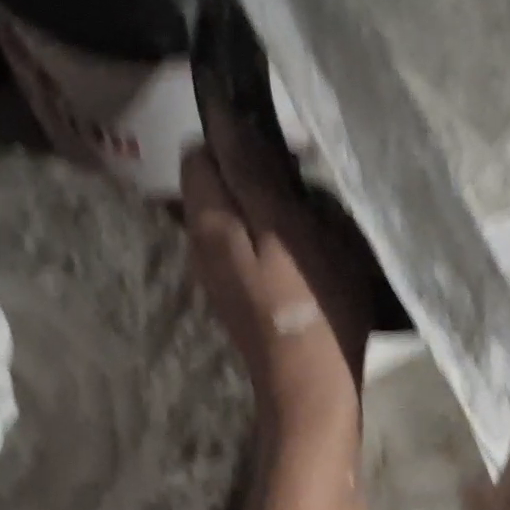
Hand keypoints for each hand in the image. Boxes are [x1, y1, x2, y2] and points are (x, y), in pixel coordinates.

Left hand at [182, 137, 369, 437]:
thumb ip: (251, 175)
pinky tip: (299, 246)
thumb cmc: (310, 303)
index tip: (280, 139)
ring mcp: (216, 272)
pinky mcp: (237, 293)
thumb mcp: (287, 228)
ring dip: (261, 200)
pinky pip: (243, 242)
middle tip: (302, 175)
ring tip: (307, 208)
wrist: (310, 385)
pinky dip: (265, 230)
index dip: (235, 135)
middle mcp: (199, 243)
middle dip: (250, 167)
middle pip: (213, 183)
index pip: (200, 152)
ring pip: (230, 213)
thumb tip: (224, 124)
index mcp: (208, 222)